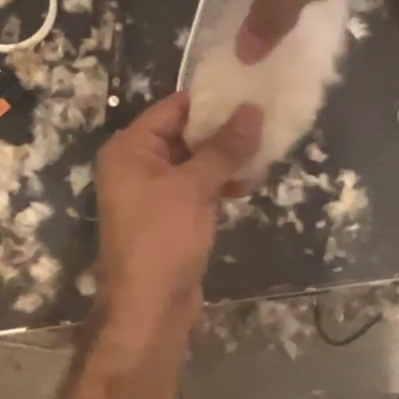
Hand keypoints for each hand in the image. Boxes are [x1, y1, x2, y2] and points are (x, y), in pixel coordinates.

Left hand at [92, 92, 261, 347]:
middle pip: (185, 134)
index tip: (251, 92)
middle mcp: (138, 165)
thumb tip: (253, 110)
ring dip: (227, 159)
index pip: (173, 109)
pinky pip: (198, 188)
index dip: (211, 101)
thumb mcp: (194, 187)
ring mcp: (155, 193)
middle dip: (224, 131)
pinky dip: (221, 184)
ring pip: (196, 163)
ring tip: (266, 151)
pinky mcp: (172, 217)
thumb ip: (224, 148)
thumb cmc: (163, 239)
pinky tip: (250, 183)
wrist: (150, 306)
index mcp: (130, 149)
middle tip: (267, 120)